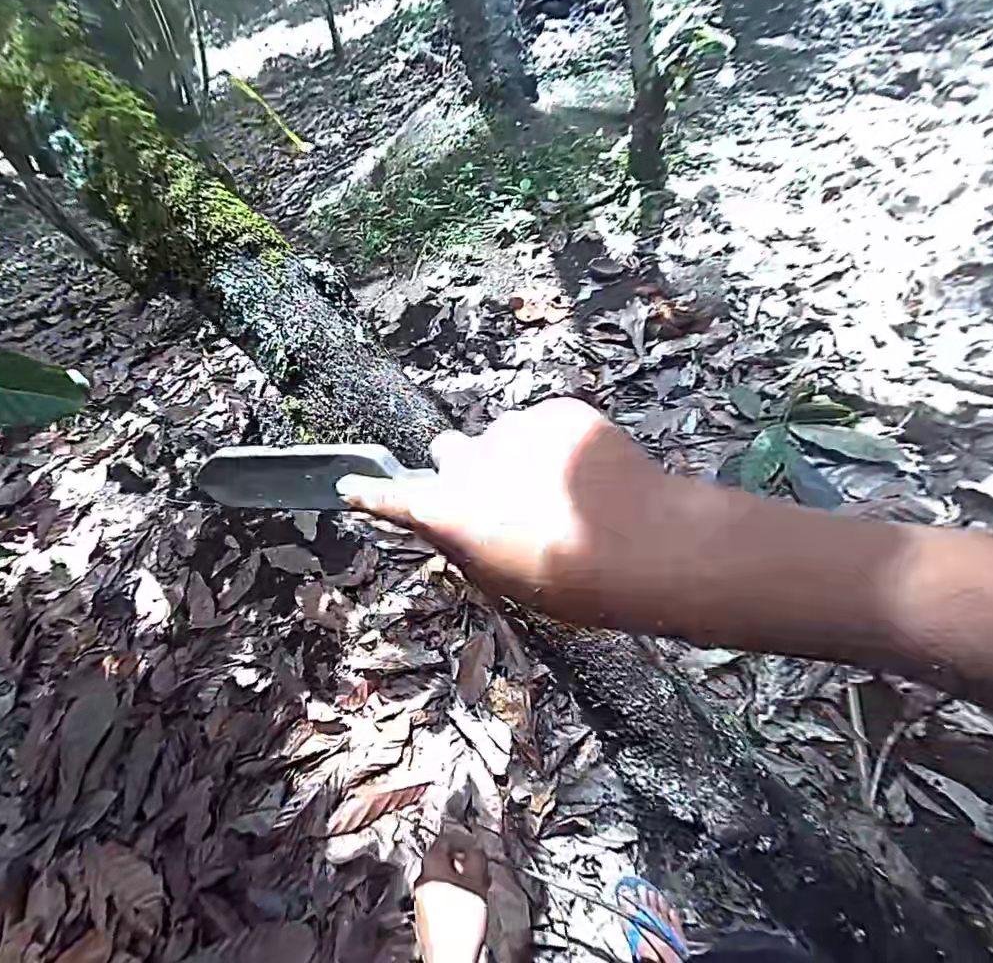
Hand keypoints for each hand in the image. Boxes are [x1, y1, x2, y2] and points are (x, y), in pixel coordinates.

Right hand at [337, 398, 717, 629]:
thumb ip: (461, 539)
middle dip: (464, 466)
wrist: (644, 546)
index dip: (369, 492)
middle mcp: (466, 463)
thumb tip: (445, 519)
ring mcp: (510, 430)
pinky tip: (585, 470)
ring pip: (500, 436)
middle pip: (449, 451)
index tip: (348, 484)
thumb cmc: (569, 582)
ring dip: (515, 454)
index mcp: (448, 510)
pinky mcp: (553, 410)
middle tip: (501, 490)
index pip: (391, 498)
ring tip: (560, 487)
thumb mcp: (499, 575)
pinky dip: (555, 441)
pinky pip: (542, 423)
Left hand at [414, 828, 488, 962]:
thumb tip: (476, 848)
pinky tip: (464, 908)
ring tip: (473, 889)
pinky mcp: (425, 918)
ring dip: (455, 881)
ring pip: (439, 881)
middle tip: (474, 868)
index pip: (443, 841)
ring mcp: (421, 900)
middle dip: (458, 863)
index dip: (460, 841)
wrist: (451, 955)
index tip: (472, 846)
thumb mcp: (477, 882)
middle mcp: (422, 879)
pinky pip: (439, 899)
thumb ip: (476, 859)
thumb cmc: (461, 921)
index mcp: (431, 865)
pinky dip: (451, 897)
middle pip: (440, 861)